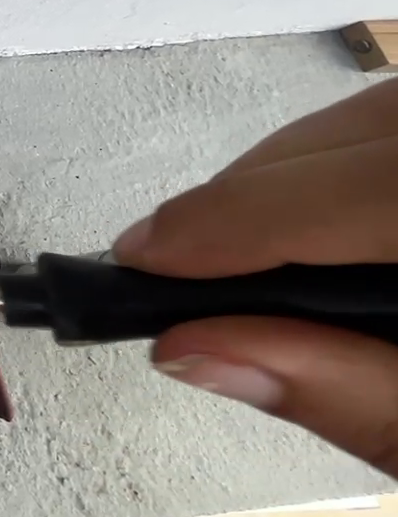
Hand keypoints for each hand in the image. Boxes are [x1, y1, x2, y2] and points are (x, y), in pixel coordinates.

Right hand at [112, 78, 397, 474]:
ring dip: (298, 174)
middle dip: (257, 192)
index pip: (380, 196)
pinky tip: (338, 226)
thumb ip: (366, 406)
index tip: (143, 254)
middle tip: (181, 256)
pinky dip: (352, 162)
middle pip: (375, 133)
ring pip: (384, 110)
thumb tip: (193, 351)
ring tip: (251, 246)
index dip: (241, 220)